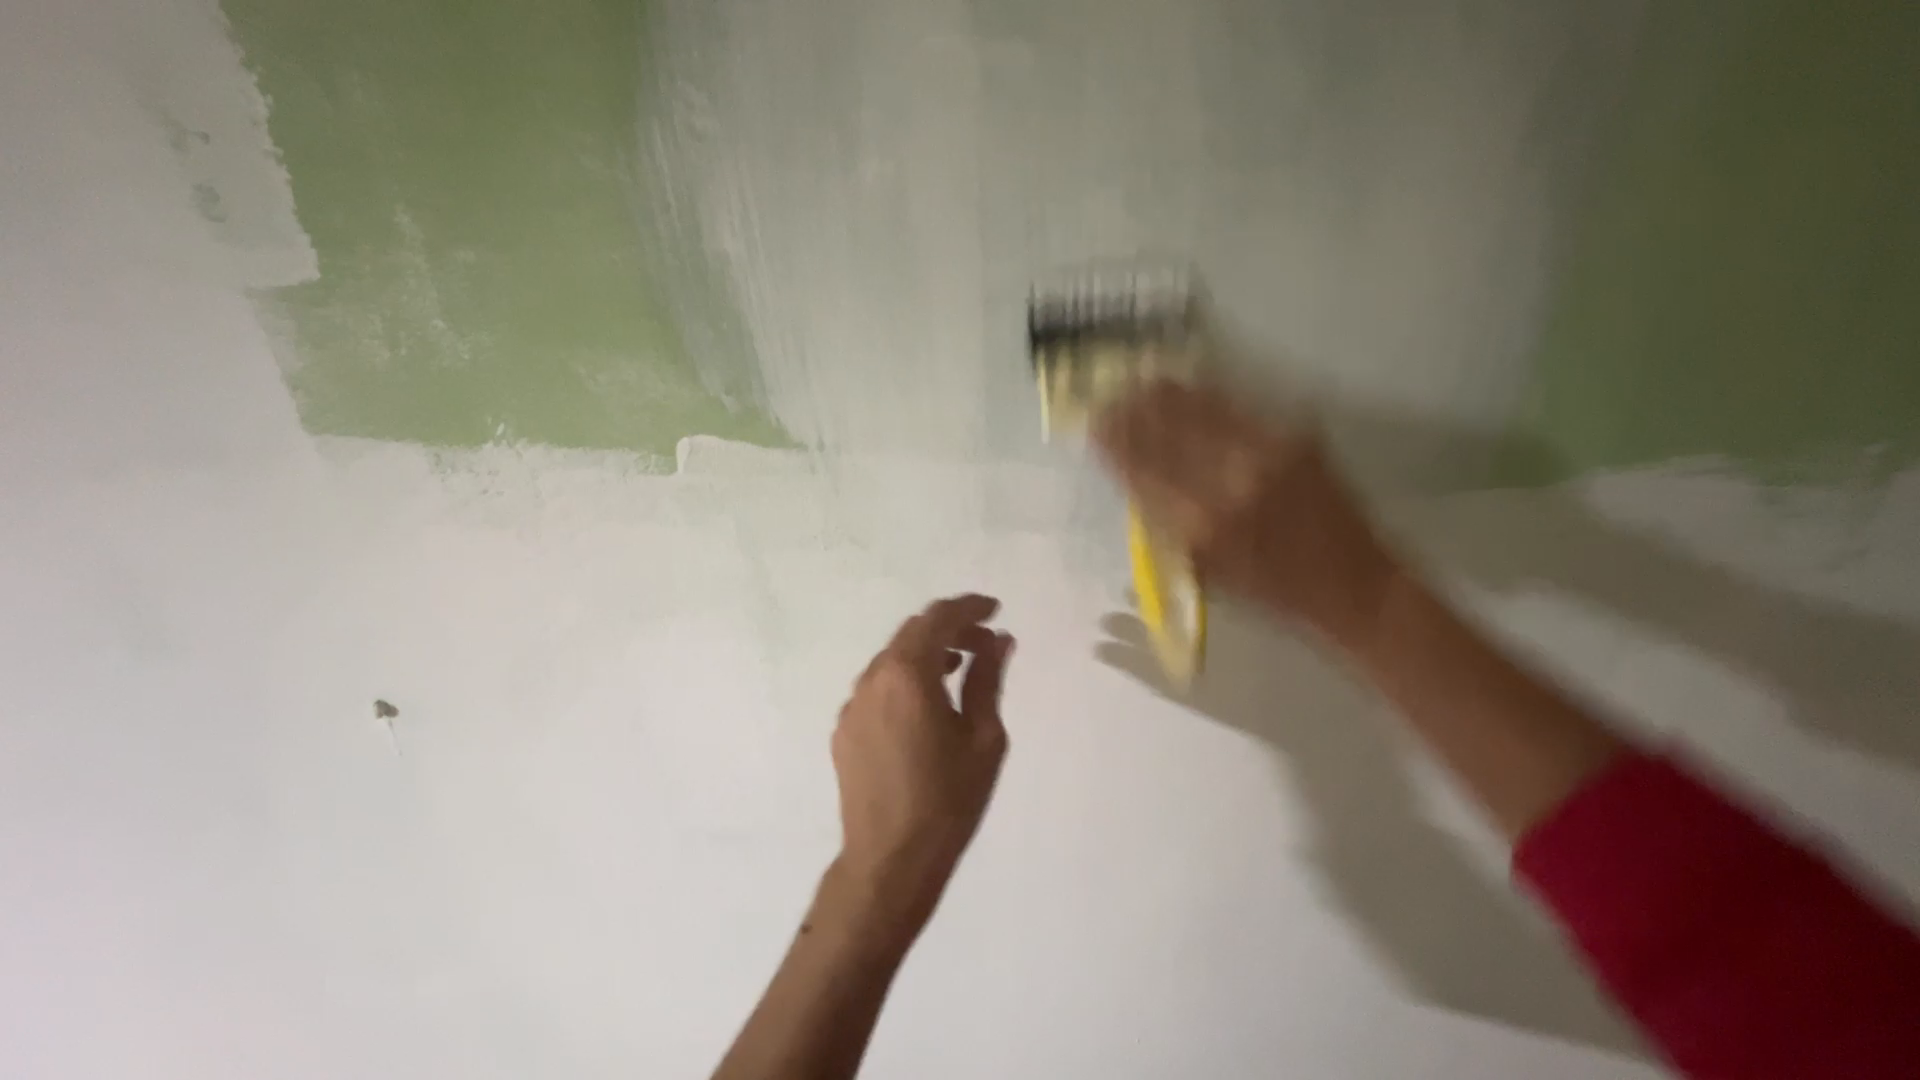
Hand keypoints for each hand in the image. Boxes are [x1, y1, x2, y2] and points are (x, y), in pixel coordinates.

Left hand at [830, 594, 1014, 933]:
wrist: (890, 859)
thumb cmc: (948, 799)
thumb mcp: (983, 738)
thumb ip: (988, 679)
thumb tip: (999, 640)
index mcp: (908, 674)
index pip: (938, 619)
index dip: (968, 608)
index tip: (995, 610)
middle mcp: (872, 679)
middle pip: (911, 633)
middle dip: (949, 629)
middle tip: (985, 643)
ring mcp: (852, 705)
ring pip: (891, 659)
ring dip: (926, 654)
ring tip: (959, 670)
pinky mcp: (844, 730)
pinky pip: (878, 687)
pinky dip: (905, 680)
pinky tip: (926, 707)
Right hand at [1094, 381, 1400, 650]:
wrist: (1355, 584)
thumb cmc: (1272, 592)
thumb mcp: (1207, 570)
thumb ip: (1166, 523)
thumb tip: (1131, 476)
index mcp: (1204, 525)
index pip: (1145, 470)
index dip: (1116, 444)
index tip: (1094, 426)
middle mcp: (1232, 482)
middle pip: (1169, 433)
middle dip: (1134, 411)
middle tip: (1110, 396)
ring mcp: (1267, 453)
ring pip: (1202, 411)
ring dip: (1166, 393)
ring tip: (1140, 379)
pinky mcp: (1295, 436)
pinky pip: (1240, 404)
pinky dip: (1208, 391)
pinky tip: (1188, 382)